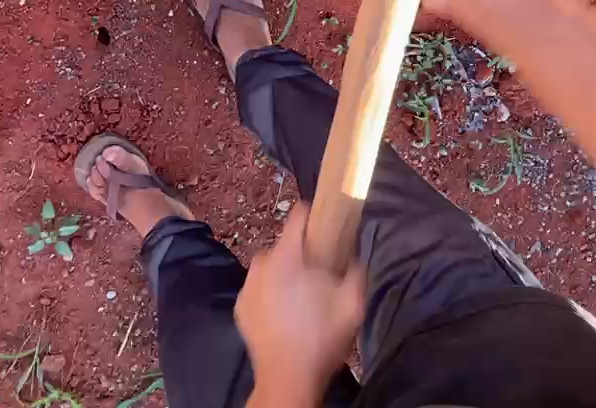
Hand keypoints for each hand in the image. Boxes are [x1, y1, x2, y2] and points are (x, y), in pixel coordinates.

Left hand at [237, 204, 364, 403]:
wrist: (288, 381)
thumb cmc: (321, 337)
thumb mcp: (353, 302)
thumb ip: (356, 268)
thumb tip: (354, 252)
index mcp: (288, 254)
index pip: (299, 214)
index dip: (315, 215)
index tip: (328, 227)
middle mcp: (262, 261)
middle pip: (286, 243)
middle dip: (302, 253)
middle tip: (319, 275)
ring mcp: (248, 284)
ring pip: (271, 265)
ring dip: (284, 273)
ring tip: (301, 298)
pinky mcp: (240, 305)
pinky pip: (260, 287)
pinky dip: (270, 293)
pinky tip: (283, 314)